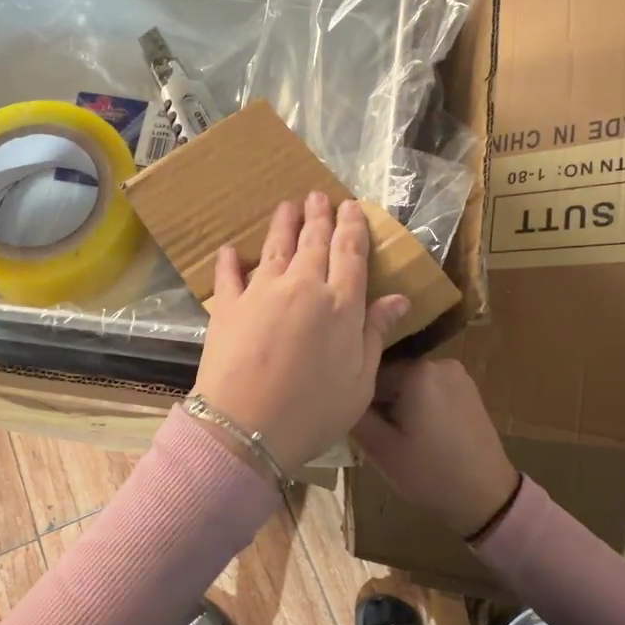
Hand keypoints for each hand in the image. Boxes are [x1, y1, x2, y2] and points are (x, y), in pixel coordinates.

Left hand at [192, 192, 410, 472]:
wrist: (246, 428)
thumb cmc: (313, 412)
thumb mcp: (360, 381)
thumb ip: (375, 334)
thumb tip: (397, 298)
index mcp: (341, 305)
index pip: (350, 253)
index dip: (352, 227)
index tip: (351, 207)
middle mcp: (303, 287)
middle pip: (314, 242)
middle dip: (319, 216)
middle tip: (319, 196)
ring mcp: (261, 293)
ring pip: (276, 248)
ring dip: (283, 223)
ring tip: (288, 205)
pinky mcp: (227, 308)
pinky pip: (229, 276)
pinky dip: (231, 261)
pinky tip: (231, 250)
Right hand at [353, 358, 518, 536]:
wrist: (485, 495)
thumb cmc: (429, 473)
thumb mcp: (379, 448)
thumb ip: (354, 414)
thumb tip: (340, 393)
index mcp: (417, 371)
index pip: (370, 373)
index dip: (362, 401)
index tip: (365, 429)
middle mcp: (440, 362)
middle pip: (391, 376)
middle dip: (383, 402)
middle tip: (384, 438)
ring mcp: (458, 374)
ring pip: (410, 384)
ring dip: (401, 405)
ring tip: (404, 439)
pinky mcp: (469, 389)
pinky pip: (430, 390)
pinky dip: (421, 406)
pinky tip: (424, 435)